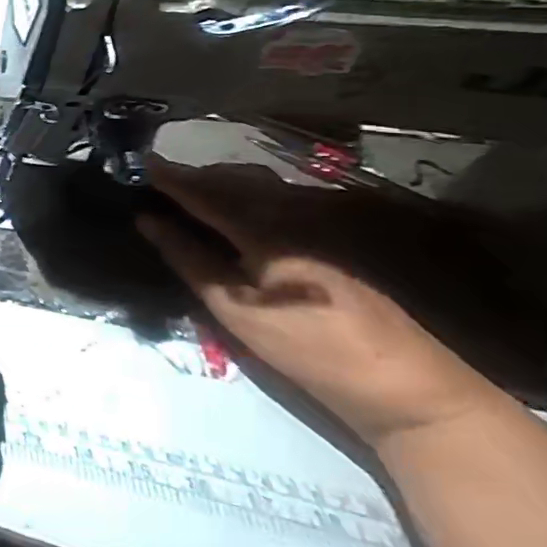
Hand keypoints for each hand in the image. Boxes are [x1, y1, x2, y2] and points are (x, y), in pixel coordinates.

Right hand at [136, 158, 507, 445]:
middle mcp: (290, 209)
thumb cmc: (310, 350)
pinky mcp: (333, 232)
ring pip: (258, 185)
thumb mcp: (238, 313)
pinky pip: (278, 197)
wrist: (406, 384)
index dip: (170, 177)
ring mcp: (317, 218)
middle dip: (194, 175)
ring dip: (221, 182)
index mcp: (262, 226)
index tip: (140, 162)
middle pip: (232, 179)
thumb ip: (191, 261)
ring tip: (193, 191)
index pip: (203, 191)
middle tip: (161, 179)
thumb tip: (149, 221)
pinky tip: (239, 210)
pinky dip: (247, 195)